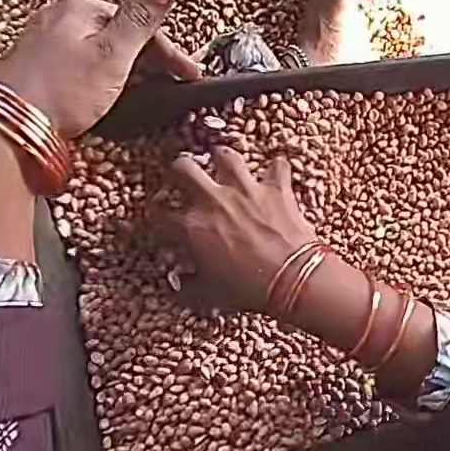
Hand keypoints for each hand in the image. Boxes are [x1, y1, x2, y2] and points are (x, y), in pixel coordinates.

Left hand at [0, 0, 200, 137]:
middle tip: (172, 86)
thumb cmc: (64, 90)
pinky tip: (109, 95)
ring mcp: (46, 40)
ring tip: (146, 93)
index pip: (139, 23)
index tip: (190, 75)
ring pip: (101, 51)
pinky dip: (102, 78)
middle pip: (119, 35)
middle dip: (148, 61)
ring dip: (127, 70)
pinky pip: (82, 65)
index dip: (170, 52)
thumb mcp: (112, 53)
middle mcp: (59, 15)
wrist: (10, 125)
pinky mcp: (38, 65)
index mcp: (80, 6)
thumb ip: (141, 17)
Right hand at [166, 146, 316, 311]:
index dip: (157, 216)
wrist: (292, 279)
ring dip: (223, 159)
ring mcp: (245, 191)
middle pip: (183, 169)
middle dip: (180, 170)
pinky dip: (276, 170)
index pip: (161, 215)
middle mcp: (213, 201)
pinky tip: (275, 172)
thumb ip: (188, 285)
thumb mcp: (210, 294)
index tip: (161, 218)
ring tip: (222, 162)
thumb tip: (179, 281)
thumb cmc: (249, 290)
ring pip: (225, 156)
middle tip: (183, 176)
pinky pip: (277, 167)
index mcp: (191, 228)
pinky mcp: (276, 189)